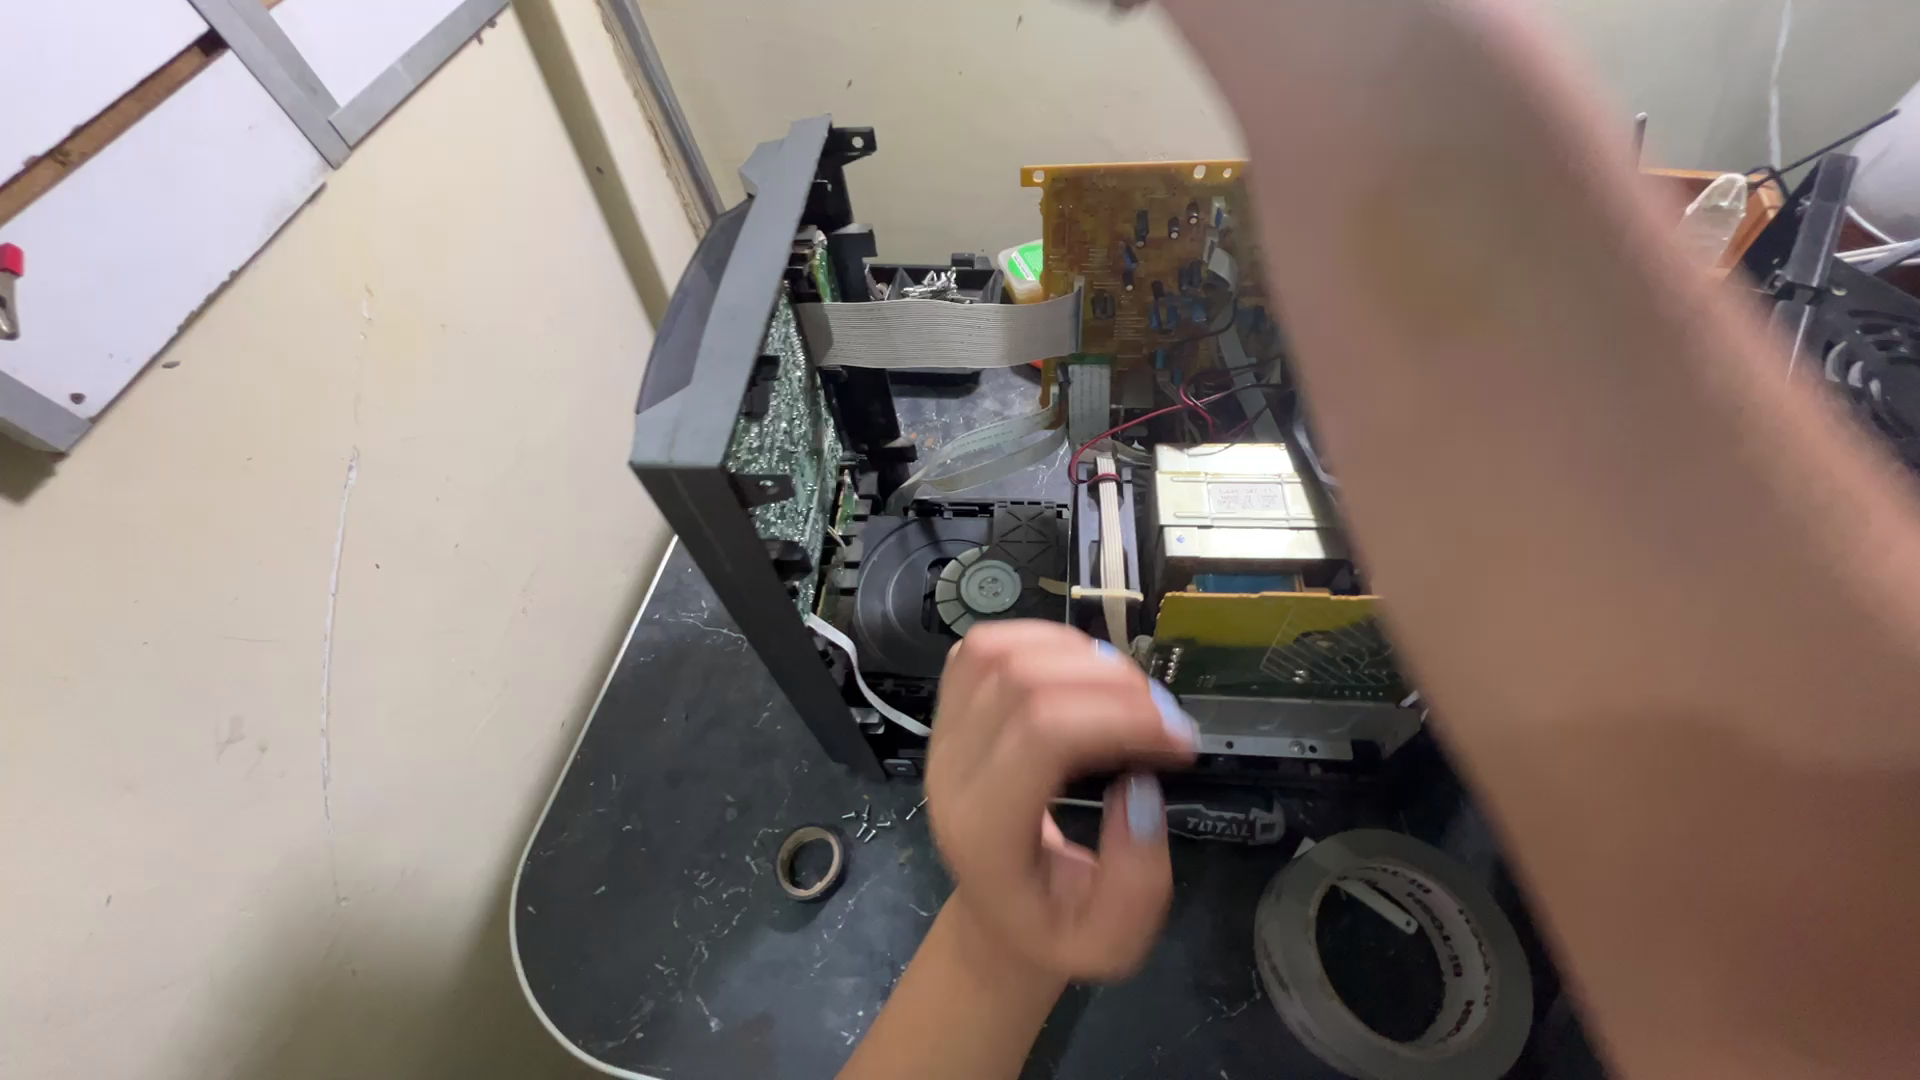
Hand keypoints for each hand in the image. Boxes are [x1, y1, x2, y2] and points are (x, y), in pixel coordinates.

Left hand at [926, 621, 1198, 980]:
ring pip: (995, 651)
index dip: (1119, 718)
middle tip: (1165, 714)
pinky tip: (1085, 666)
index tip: (1181, 740)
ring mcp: (943, 734)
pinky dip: (1041, 639)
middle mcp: (951, 771)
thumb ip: (1137, 880)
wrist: (997, 912)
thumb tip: (1141, 787)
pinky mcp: (949, 711)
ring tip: (1129, 688)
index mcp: (984, 832)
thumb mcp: (1112, 942)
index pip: (1041, 737)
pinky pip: (983, 648)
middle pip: (1021, 681)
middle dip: (1109, 682)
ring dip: (1075, 652)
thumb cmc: (1053, 927)